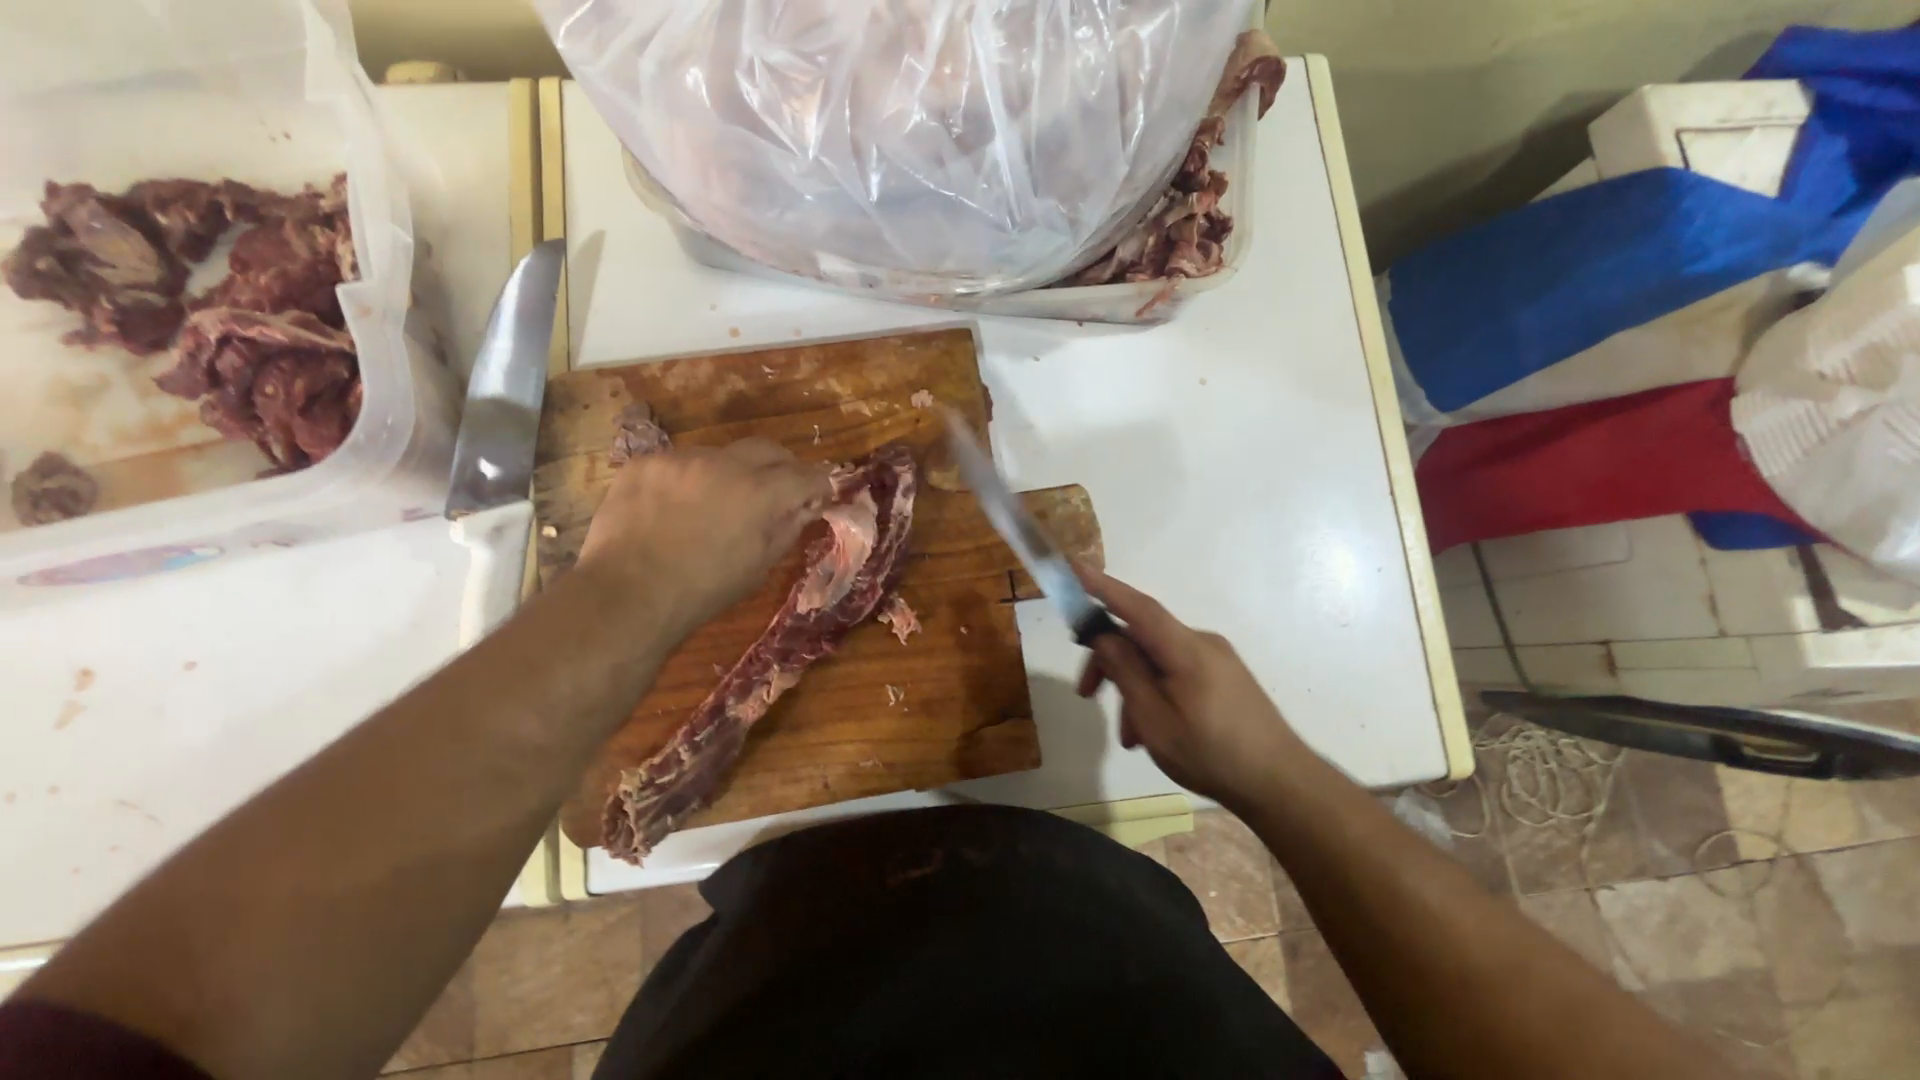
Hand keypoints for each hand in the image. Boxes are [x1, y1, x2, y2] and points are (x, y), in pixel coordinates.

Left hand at [576, 438, 832, 636]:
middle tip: (779, 488)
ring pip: (719, 455)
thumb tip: (803, 507)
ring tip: (716, 504)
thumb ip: (786, 528)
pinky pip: (678, 465)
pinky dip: (687, 481)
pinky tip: (674, 509)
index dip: (818, 482)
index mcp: (758, 493)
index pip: (804, 474)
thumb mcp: (758, 567)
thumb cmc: (703, 590)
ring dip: (729, 473)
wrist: (627, 594)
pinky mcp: (644, 463)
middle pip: (765, 449)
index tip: (820, 491)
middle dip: (779, 466)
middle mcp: (723, 464)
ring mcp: (680, 459)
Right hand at [1075, 567, 1306, 807]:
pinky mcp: (1224, 677)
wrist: (1280, 784)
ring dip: (1134, 690)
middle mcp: (1202, 644)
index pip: (1138, 607)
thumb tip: (1104, 636)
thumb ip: (1126, 673)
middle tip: (1087, 696)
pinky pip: (1176, 673)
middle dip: (1110, 663)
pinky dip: (1156, 695)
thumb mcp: (1155, 720)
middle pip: (1142, 637)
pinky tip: (1152, 733)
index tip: (1074, 566)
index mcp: (1187, 650)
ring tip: (1131, 737)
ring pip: (1157, 660)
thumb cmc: (1212, 754)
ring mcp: (1216, 660)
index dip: (1103, 586)